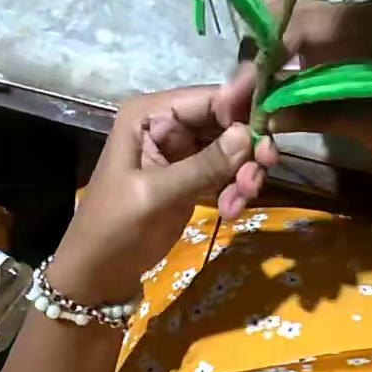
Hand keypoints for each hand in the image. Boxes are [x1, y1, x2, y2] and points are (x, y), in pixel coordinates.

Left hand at [51, 87, 268, 303]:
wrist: (98, 273)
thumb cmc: (114, 228)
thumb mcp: (156, 195)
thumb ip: (203, 165)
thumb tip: (247, 134)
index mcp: (149, 115)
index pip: (209, 98)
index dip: (243, 109)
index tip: (273, 129)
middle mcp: (168, 124)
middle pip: (226, 121)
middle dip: (248, 148)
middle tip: (261, 174)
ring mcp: (181, 151)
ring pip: (232, 148)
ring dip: (244, 174)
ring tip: (241, 201)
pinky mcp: (192, 177)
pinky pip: (227, 172)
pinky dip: (235, 189)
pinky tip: (231, 212)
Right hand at [220, 0, 371, 171]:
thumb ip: (320, 113)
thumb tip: (265, 117)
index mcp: (368, 21)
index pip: (299, 22)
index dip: (264, 58)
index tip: (240, 95)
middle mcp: (351, 19)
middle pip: (286, 14)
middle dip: (256, 52)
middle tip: (237, 96)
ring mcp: (344, 37)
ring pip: (286, 34)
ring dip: (262, 66)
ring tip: (243, 104)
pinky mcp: (338, 58)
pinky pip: (297, 57)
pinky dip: (277, 78)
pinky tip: (265, 103)